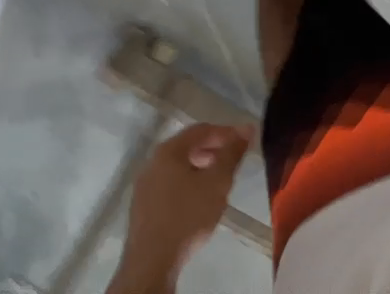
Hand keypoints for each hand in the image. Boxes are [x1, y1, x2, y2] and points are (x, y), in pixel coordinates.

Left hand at [110, 123, 254, 293]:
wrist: (152, 262)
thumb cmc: (188, 215)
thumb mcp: (218, 182)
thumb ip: (232, 153)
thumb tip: (246, 128)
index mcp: (168, 151)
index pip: (201, 130)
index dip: (226, 132)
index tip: (246, 140)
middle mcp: (152, 163)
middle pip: (187, 146)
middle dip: (213, 149)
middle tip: (234, 160)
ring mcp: (144, 186)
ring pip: (177, 167)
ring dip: (201, 167)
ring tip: (219, 181)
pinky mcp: (142, 207)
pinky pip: (169, 184)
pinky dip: (187, 183)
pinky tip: (199, 200)